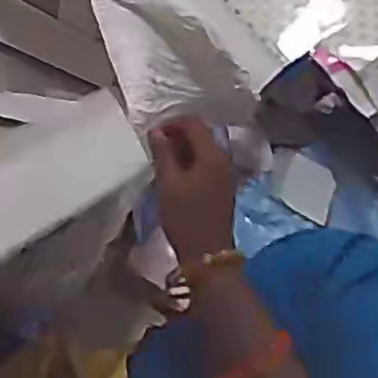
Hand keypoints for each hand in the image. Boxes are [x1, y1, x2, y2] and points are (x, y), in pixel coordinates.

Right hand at [148, 117, 236, 261]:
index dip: (172, 122)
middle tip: (155, 142)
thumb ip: (162, 153)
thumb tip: (156, 131)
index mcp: (212, 154)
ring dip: (183, 146)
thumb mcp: (168, 183)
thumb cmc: (185, 217)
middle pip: (201, 133)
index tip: (153, 132)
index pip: (193, 124)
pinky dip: (190, 158)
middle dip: (178, 133)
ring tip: (161, 155)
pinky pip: (206, 161)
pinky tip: (175, 169)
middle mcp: (222, 159)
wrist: (207, 255)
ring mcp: (225, 173)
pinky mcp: (222, 185)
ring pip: (203, 147)